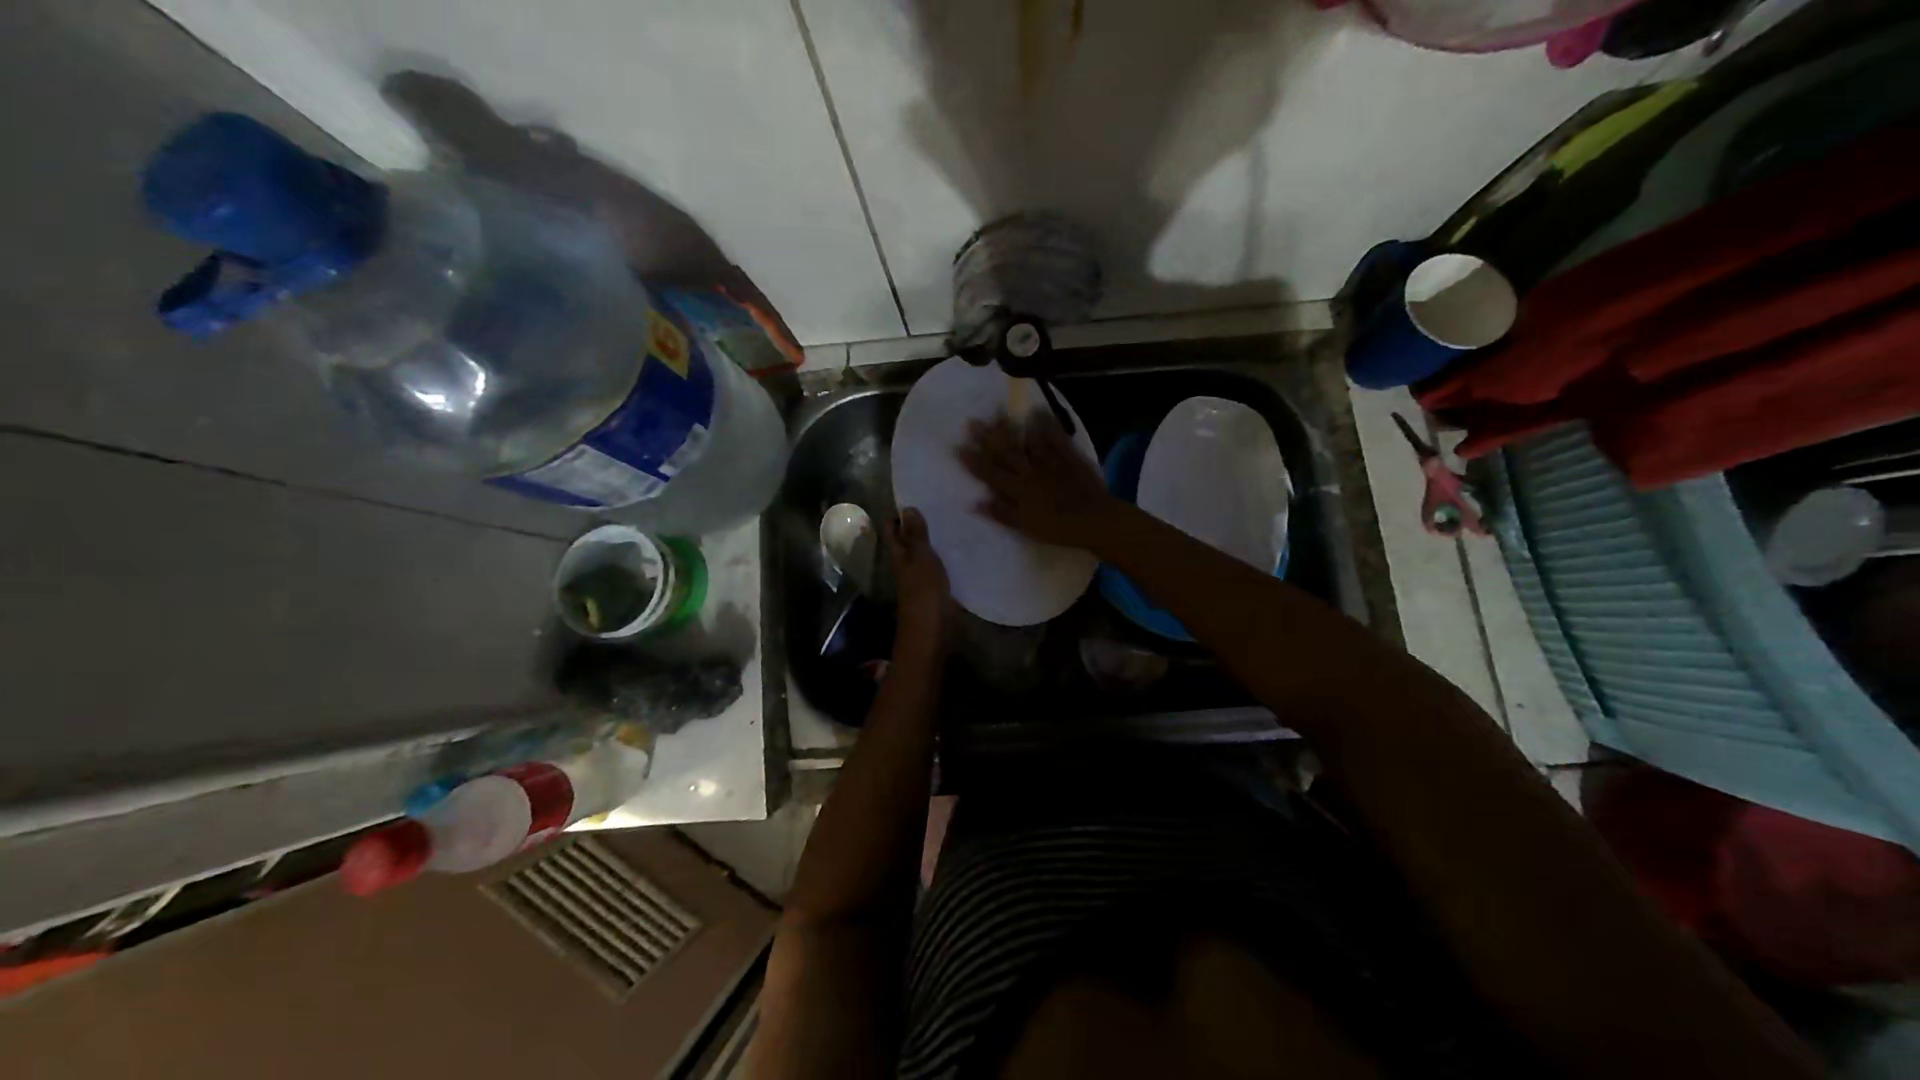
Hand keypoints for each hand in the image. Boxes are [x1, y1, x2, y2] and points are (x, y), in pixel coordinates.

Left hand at [885, 508, 948, 647]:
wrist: (932, 626)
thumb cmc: (923, 588)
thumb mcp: (921, 556)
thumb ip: (916, 534)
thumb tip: (907, 508)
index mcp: (898, 554)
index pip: (891, 530)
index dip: (896, 516)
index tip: (909, 499)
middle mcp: (906, 563)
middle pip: (905, 541)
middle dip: (914, 525)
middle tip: (933, 505)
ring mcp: (919, 576)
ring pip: (921, 553)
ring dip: (930, 540)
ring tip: (948, 521)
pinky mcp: (934, 586)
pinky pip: (935, 565)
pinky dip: (941, 555)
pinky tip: (956, 548)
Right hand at [958, 414, 1121, 549]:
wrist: (1096, 520)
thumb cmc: (1059, 529)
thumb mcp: (1026, 527)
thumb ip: (1002, 513)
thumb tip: (975, 502)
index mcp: (1018, 489)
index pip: (990, 472)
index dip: (973, 460)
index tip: (958, 447)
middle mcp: (1030, 470)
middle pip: (1005, 452)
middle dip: (987, 437)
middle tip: (971, 421)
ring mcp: (1050, 461)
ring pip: (1026, 440)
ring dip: (1012, 426)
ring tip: (998, 411)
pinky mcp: (1070, 456)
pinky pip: (1055, 437)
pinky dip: (1045, 424)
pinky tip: (1037, 412)